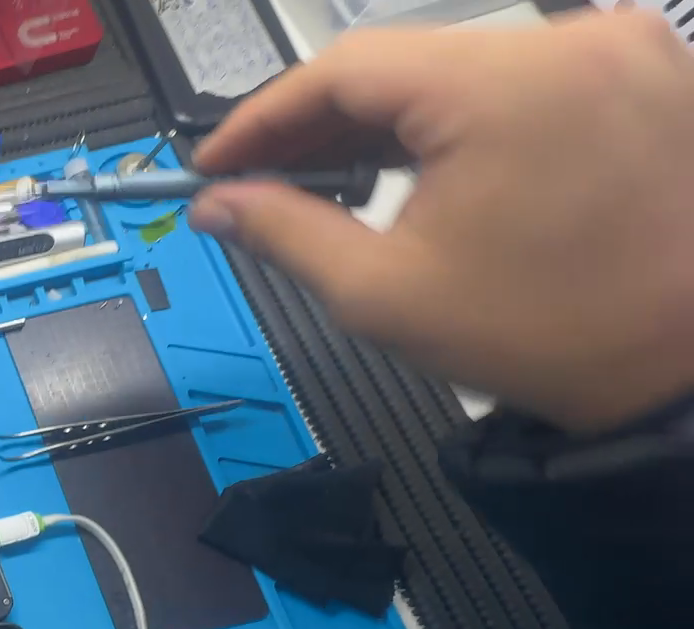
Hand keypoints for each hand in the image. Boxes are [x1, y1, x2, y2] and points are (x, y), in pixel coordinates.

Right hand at [190, 11, 693, 432]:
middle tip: (242, 181)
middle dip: (301, 125)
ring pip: (437, 73)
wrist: (680, 354)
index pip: (342, 69)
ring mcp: (610, 54)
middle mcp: (568, 44)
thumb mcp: (373, 287)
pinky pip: (492, 85)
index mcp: (504, 88)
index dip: (258, 117)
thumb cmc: (536, 326)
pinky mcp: (627, 76)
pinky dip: (422, 125)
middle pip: (390, 64)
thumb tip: (214, 205)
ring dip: (357, 127)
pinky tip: (379, 171)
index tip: (210, 162)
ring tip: (301, 185)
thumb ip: (280, 231)